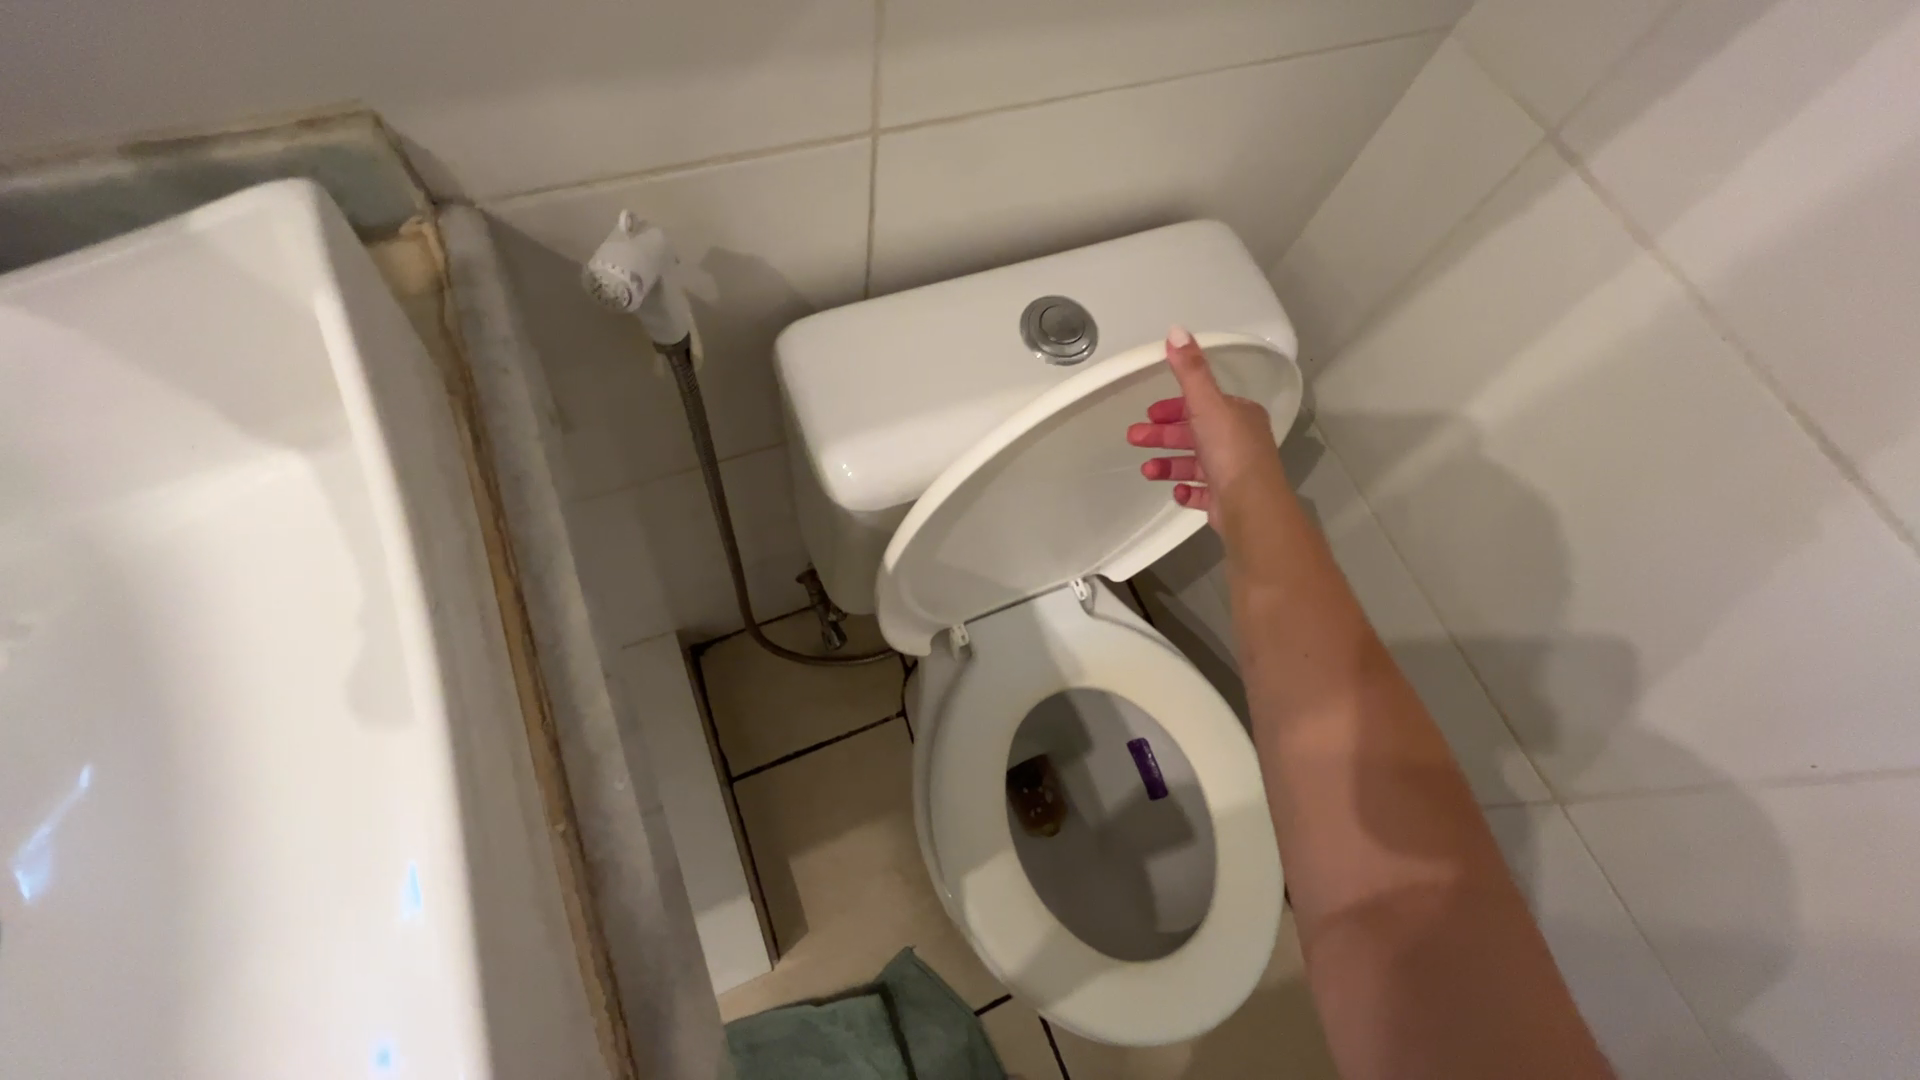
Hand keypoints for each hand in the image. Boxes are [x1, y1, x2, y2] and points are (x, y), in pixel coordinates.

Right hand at [1127, 326, 1283, 531]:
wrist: (1250, 504)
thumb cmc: (1229, 450)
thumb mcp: (1206, 403)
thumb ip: (1190, 370)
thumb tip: (1176, 329)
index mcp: (1239, 415)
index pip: (1202, 404)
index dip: (1174, 407)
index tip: (1150, 413)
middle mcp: (1239, 441)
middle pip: (1193, 434)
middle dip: (1162, 436)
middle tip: (1134, 439)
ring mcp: (1234, 472)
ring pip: (1194, 464)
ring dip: (1168, 465)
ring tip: (1147, 471)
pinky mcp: (1227, 499)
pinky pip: (1202, 492)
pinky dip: (1186, 490)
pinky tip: (1177, 492)